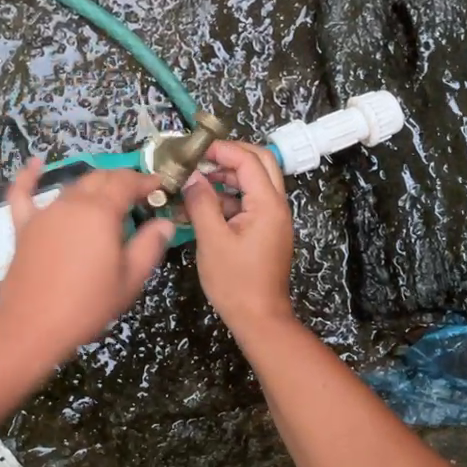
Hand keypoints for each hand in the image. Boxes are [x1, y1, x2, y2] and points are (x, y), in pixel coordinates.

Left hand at [0, 159, 177, 361]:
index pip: (126, 183)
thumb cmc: (87, 305)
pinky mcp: (23, 226)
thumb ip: (149, 247)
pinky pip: (22, 193)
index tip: (159, 186)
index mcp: (100, 213)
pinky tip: (36, 162)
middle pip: (99, 179)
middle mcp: (72, 204)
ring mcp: (44, 213)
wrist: (32, 325)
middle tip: (137, 194)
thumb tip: (164, 223)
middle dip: (121, 181)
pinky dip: (29, 176)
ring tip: (107, 194)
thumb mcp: (129, 280)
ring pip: (71, 187)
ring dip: (92, 186)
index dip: (145, 181)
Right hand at [180, 140, 295, 332]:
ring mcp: (272, 219)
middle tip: (198, 159)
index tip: (193, 149)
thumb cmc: (235, 281)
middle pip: (258, 164)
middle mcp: (276, 206)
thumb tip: (191, 176)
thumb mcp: (212, 240)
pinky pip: (248, 203)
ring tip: (193, 183)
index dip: (221, 149)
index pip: (248, 160)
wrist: (259, 318)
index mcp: (267, 204)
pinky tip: (200, 207)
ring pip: (253, 183)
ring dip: (225, 178)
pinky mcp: (265, 231)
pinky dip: (226, 199)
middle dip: (228, 156)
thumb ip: (201, 203)